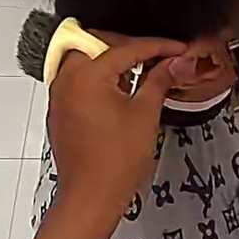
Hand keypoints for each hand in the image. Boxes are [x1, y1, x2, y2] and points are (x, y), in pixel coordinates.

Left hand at [44, 35, 185, 236]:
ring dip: (113, 59)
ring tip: (142, 70)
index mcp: (87, 76)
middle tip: (158, 55)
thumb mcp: (146, 114)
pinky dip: (100, 76)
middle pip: (97, 43)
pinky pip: (79, 79)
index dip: (158, 47)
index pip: (126, 48)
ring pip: (85, 59)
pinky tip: (123, 89)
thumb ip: (160, 81)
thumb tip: (177, 63)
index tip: (179, 50)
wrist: (92, 195)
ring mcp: (59, 95)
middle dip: (130, 46)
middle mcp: (66, 79)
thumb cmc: (117, 160)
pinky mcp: (61, 110)